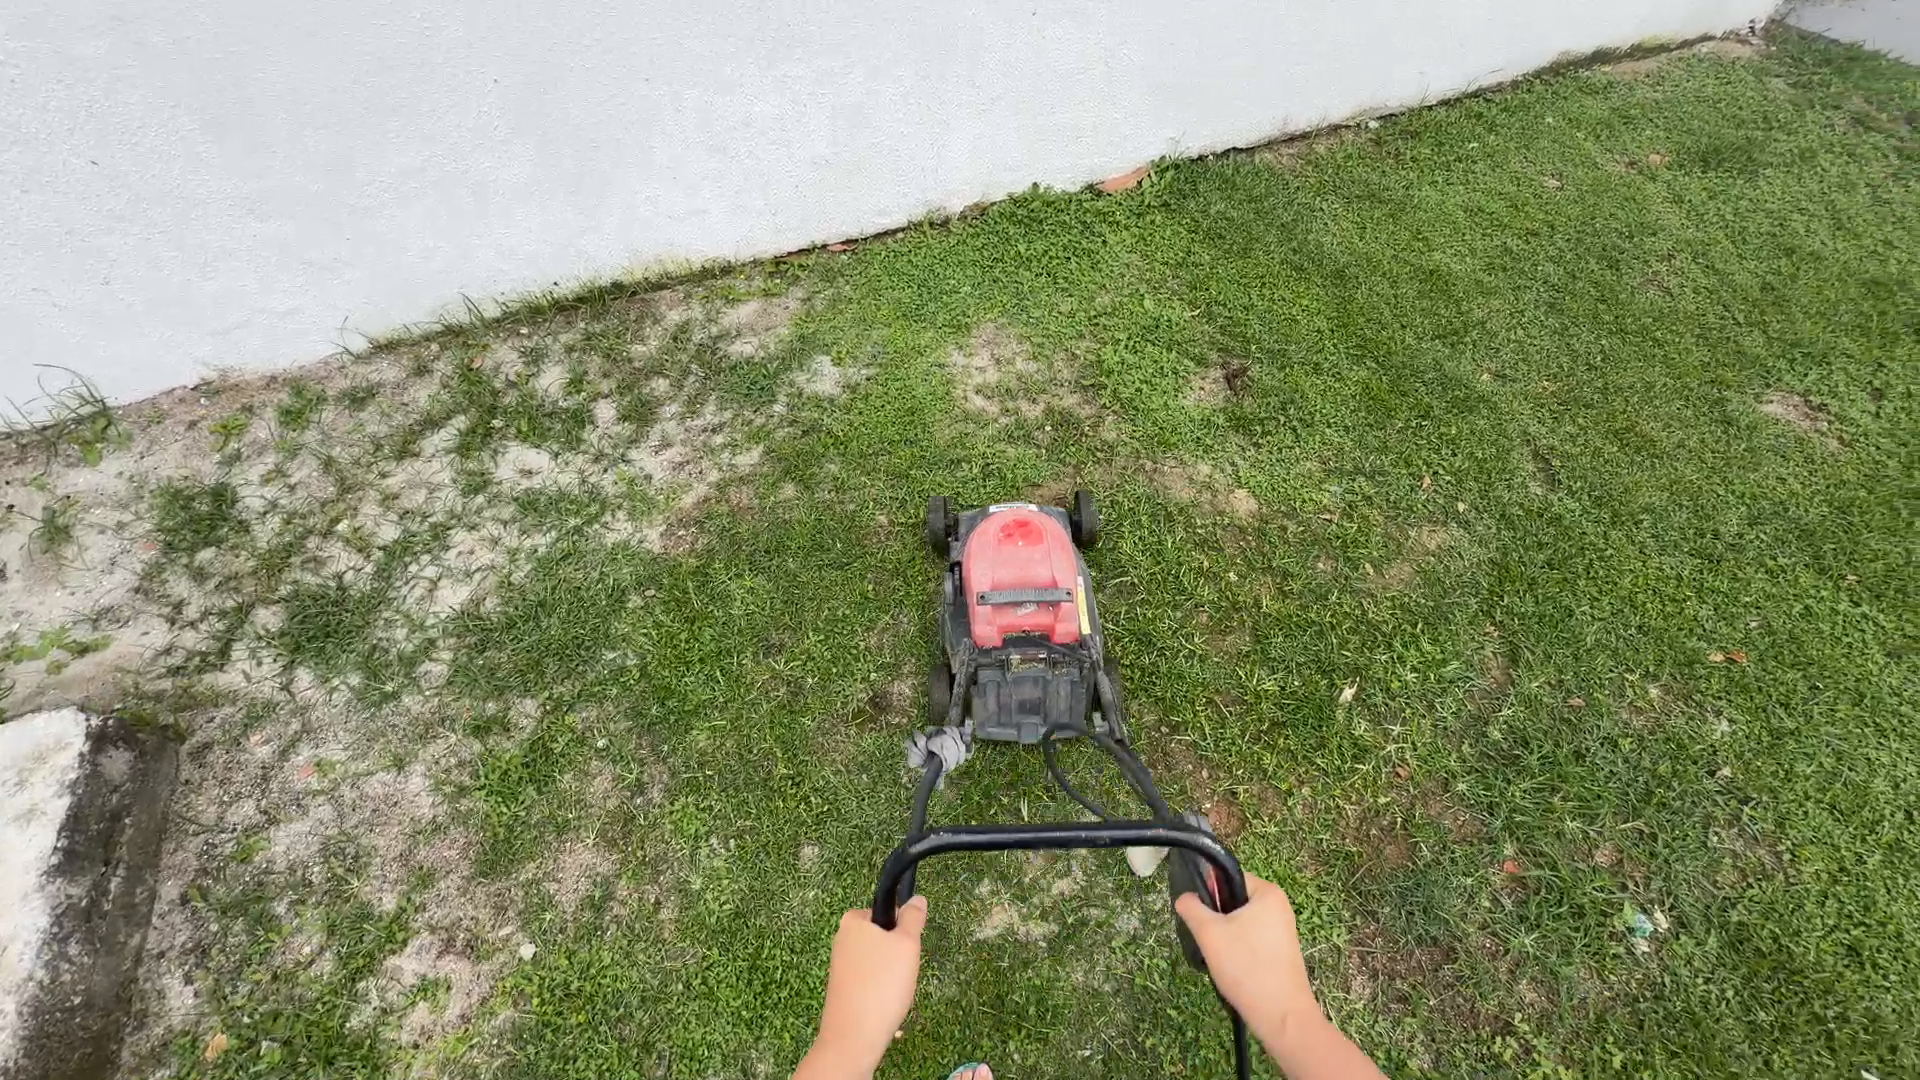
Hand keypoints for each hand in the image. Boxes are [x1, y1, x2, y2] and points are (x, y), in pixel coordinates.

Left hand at [796, 896, 928, 1079]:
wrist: (853, 1039)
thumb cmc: (882, 983)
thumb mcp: (907, 943)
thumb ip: (913, 917)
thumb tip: (916, 899)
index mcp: (852, 920)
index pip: (887, 912)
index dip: (902, 929)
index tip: (907, 949)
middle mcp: (842, 939)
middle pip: (883, 939)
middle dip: (898, 957)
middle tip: (902, 973)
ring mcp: (841, 967)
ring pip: (879, 963)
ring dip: (892, 978)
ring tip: (894, 994)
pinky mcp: (842, 990)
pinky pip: (870, 983)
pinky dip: (881, 993)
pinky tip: (885, 1007)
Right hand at [1175, 874, 1320, 1042]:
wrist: (1282, 1018)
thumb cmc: (1246, 967)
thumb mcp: (1208, 932)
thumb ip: (1191, 907)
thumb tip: (1185, 898)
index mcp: (1268, 893)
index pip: (1228, 878)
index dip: (1209, 893)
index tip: (1200, 915)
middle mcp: (1280, 907)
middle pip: (1234, 901)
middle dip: (1217, 918)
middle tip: (1208, 938)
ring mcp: (1284, 932)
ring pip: (1241, 923)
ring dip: (1226, 936)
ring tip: (1219, 956)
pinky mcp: (1283, 953)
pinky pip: (1252, 940)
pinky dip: (1239, 950)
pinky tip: (1232, 968)